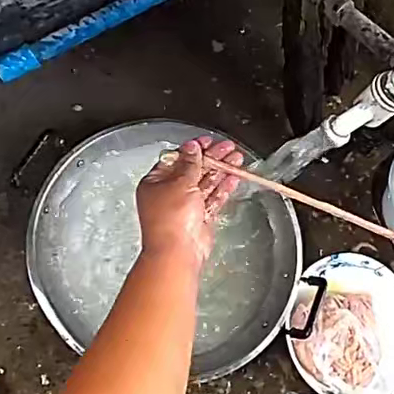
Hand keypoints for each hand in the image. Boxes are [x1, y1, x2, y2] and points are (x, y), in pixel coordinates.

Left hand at [137, 137, 240, 265]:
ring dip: (221, 170)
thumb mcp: (180, 182)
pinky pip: (213, 198)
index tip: (208, 141)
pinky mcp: (200, 217)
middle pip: (193, 169)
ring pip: (206, 183)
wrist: (178, 251)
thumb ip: (190, 163)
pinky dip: (223, 188)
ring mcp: (185, 206)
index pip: (176, 159)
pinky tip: (234, 177)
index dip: (193, 149)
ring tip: (237, 159)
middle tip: (228, 148)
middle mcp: (169, 193)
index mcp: (156, 182)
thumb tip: (193, 147)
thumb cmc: (170, 219)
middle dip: (212, 158)